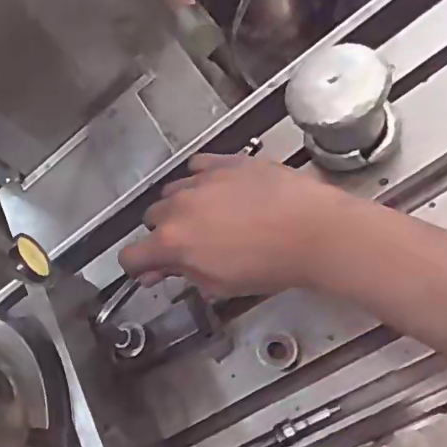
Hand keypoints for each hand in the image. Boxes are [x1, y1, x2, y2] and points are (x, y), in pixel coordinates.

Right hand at [118, 155, 366, 296]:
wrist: (314, 231)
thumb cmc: (271, 264)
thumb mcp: (221, 284)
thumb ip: (185, 274)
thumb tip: (167, 270)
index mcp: (173, 241)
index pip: (131, 255)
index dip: (140, 267)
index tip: (153, 271)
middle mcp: (180, 206)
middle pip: (151, 219)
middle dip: (163, 234)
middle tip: (188, 247)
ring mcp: (203, 180)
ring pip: (173, 192)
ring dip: (181, 207)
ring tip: (208, 218)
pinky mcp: (227, 162)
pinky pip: (199, 166)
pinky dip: (201, 179)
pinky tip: (218, 190)